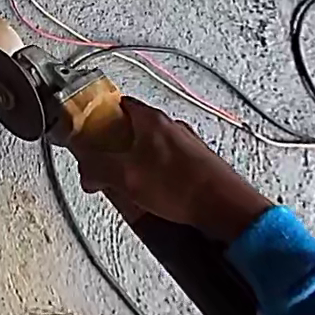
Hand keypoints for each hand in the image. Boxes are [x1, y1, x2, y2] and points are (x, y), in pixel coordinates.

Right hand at [68, 98, 272, 242]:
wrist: (228, 210)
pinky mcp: (200, 164)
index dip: (101, 116)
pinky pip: (169, 164)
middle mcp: (172, 127)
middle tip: (108, 163)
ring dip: (139, 162)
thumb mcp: (126, 178)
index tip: (91, 129)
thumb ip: (97, 171)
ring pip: (152, 147)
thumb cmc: (186, 187)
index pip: (119, 105)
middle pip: (134, 127)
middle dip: (118, 146)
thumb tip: (86, 171)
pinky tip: (156, 196)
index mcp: (152, 120)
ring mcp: (188, 145)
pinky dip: (159, 175)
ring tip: (132, 185)